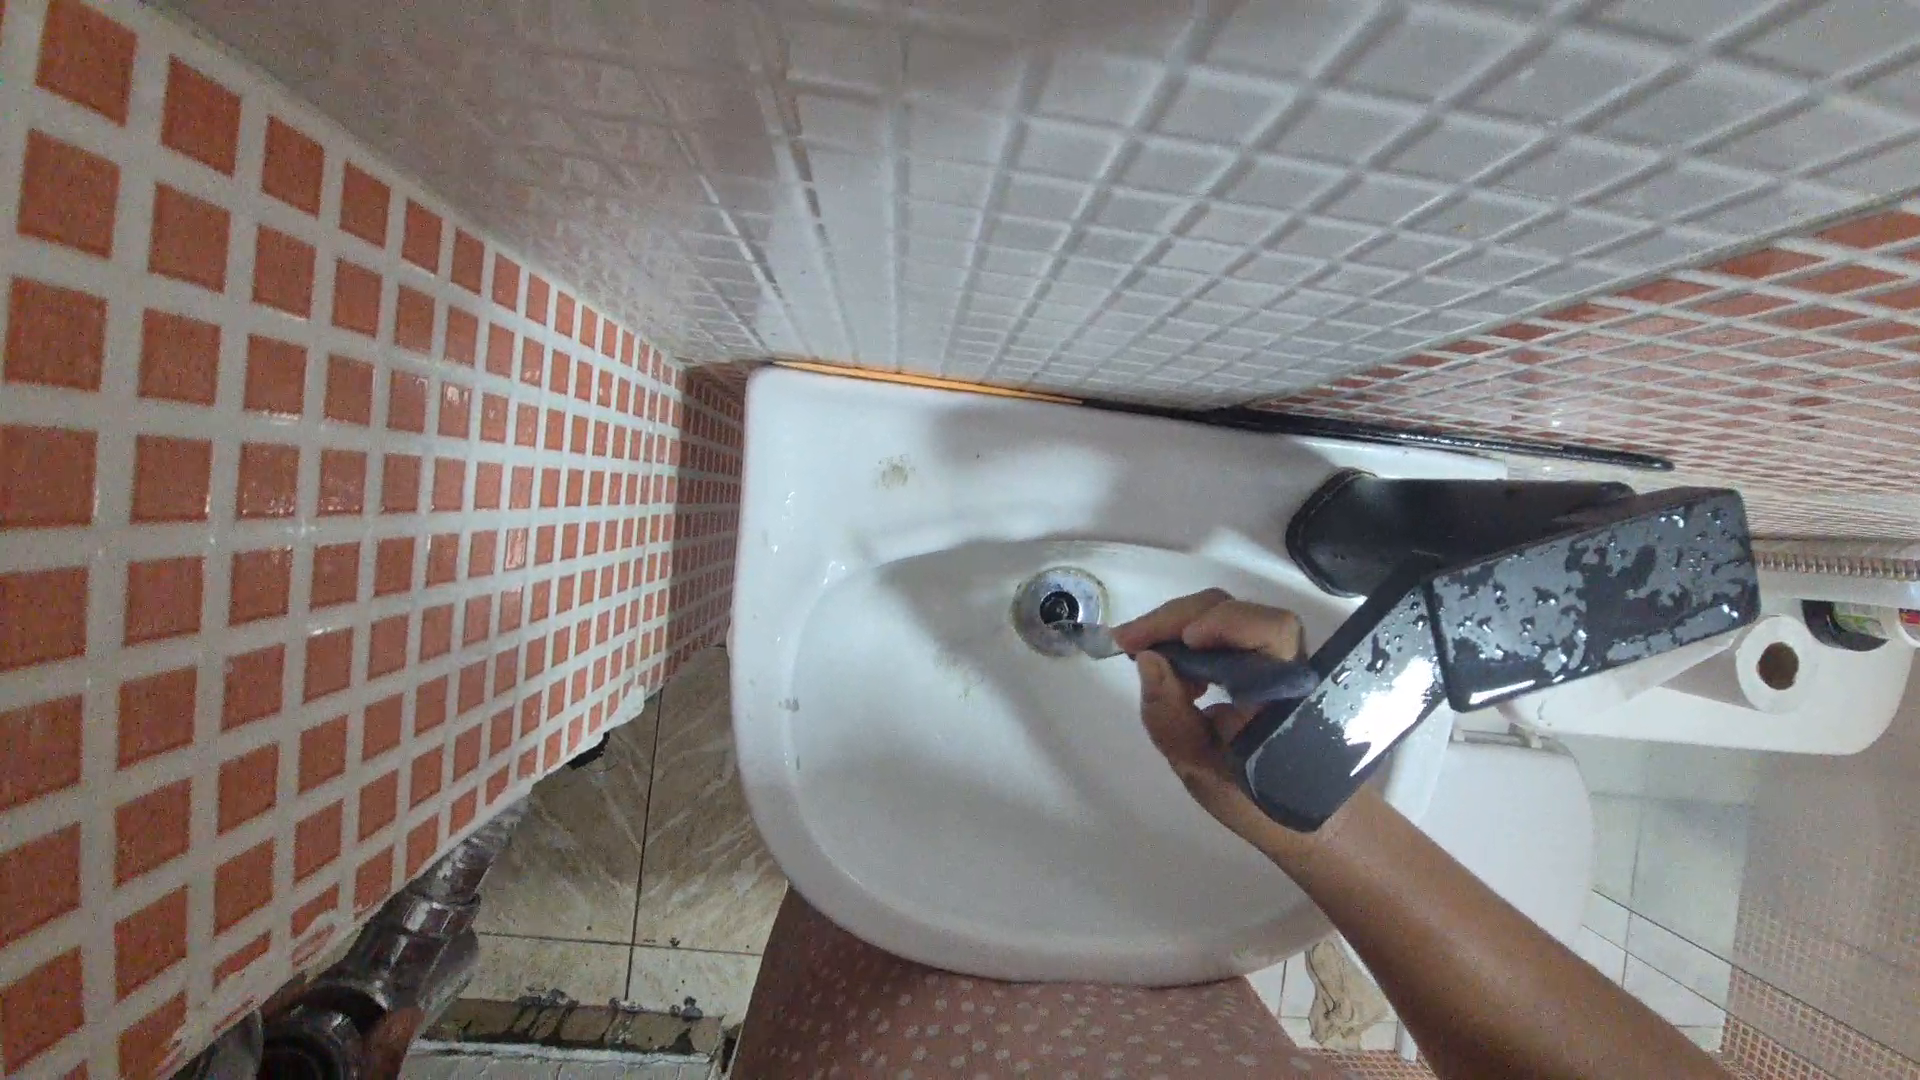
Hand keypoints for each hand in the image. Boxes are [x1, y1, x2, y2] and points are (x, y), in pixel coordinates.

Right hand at [1112, 590, 1314, 856]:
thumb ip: (1169, 715)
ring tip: (1140, 650)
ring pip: (1226, 615)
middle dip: (1177, 619)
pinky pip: (1223, 632)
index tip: (1179, 642)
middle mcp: (1290, 663)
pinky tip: (1168, 663)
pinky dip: (1187, 637)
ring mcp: (1278, 657)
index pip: (1270, 630)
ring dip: (1177, 625)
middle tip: (1127, 640)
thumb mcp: (1198, 767)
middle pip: (1237, 611)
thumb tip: (1147, 657)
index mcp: (1287, 691)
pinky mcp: (1263, 659)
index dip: (1224, 624)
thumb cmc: (1255, 801)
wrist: (1305, 819)